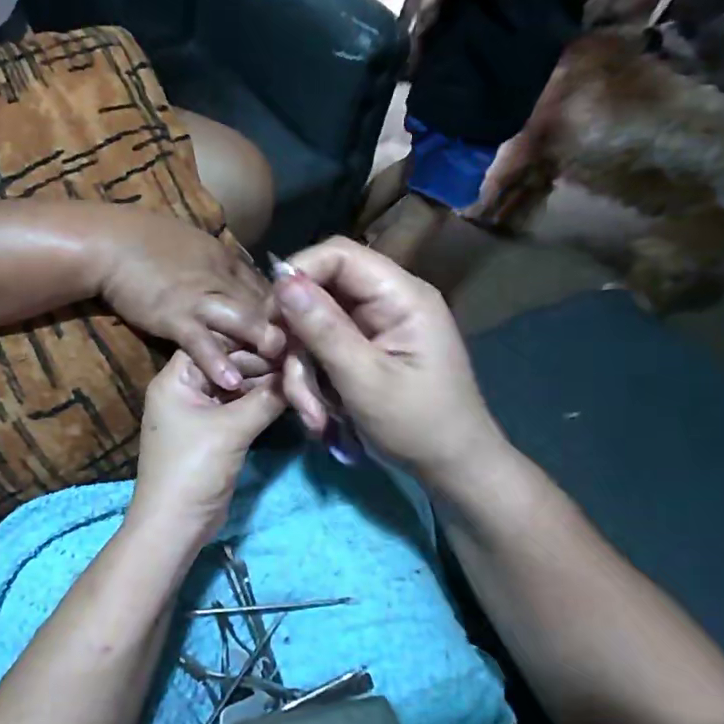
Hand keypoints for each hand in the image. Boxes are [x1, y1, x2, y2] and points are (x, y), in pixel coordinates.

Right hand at [97, 211, 284, 389]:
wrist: (108, 242)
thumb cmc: (144, 241)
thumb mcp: (191, 245)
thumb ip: (216, 264)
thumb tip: (235, 281)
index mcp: (226, 260)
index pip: (265, 287)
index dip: (282, 311)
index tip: (295, 332)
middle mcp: (220, 278)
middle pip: (263, 305)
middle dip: (285, 331)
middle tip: (303, 357)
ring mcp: (199, 299)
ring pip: (242, 321)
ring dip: (263, 344)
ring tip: (284, 370)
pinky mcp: (175, 316)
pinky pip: (201, 342)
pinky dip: (216, 362)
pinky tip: (231, 383)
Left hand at [126, 351, 286, 544]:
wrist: (176, 525)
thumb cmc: (193, 469)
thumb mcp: (231, 429)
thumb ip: (266, 398)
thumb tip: (298, 369)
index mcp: (176, 379)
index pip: (213, 341)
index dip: (247, 335)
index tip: (284, 334)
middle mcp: (185, 389)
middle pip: (226, 362)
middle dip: (261, 360)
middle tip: (298, 354)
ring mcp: (200, 412)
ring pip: (236, 385)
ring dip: (264, 382)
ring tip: (299, 372)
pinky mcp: (214, 432)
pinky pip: (239, 407)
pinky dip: (261, 402)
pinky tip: (288, 396)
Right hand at [272, 238, 503, 480]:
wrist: (452, 468)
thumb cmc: (419, 425)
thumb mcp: (365, 380)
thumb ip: (323, 329)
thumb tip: (282, 280)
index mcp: (401, 296)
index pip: (339, 255)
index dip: (299, 275)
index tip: (271, 316)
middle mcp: (387, 303)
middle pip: (320, 295)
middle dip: (298, 342)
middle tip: (286, 377)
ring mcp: (374, 329)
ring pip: (314, 331)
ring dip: (304, 374)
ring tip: (316, 419)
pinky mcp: (364, 353)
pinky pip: (324, 354)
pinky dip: (315, 384)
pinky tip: (323, 419)